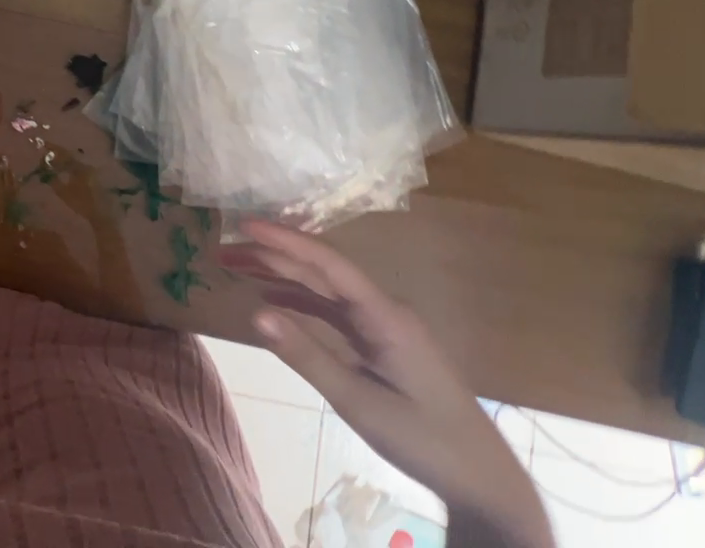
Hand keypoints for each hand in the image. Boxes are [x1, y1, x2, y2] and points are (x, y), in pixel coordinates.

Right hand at [221, 222, 552, 546]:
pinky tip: (270, 298)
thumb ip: (306, 355)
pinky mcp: (381, 342)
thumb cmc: (423, 439)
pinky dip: (299, 300)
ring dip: (281, 275)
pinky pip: (334, 310)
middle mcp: (384, 310)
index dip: (284, 241)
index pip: (327, 263)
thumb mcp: (357, 401)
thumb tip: (254, 311)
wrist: (482, 479)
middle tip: (222, 249)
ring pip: (324, 288)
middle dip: (271, 255)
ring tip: (235, 266)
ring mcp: (383, 325)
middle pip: (321, 270)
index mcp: (385, 315)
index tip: (244, 225)